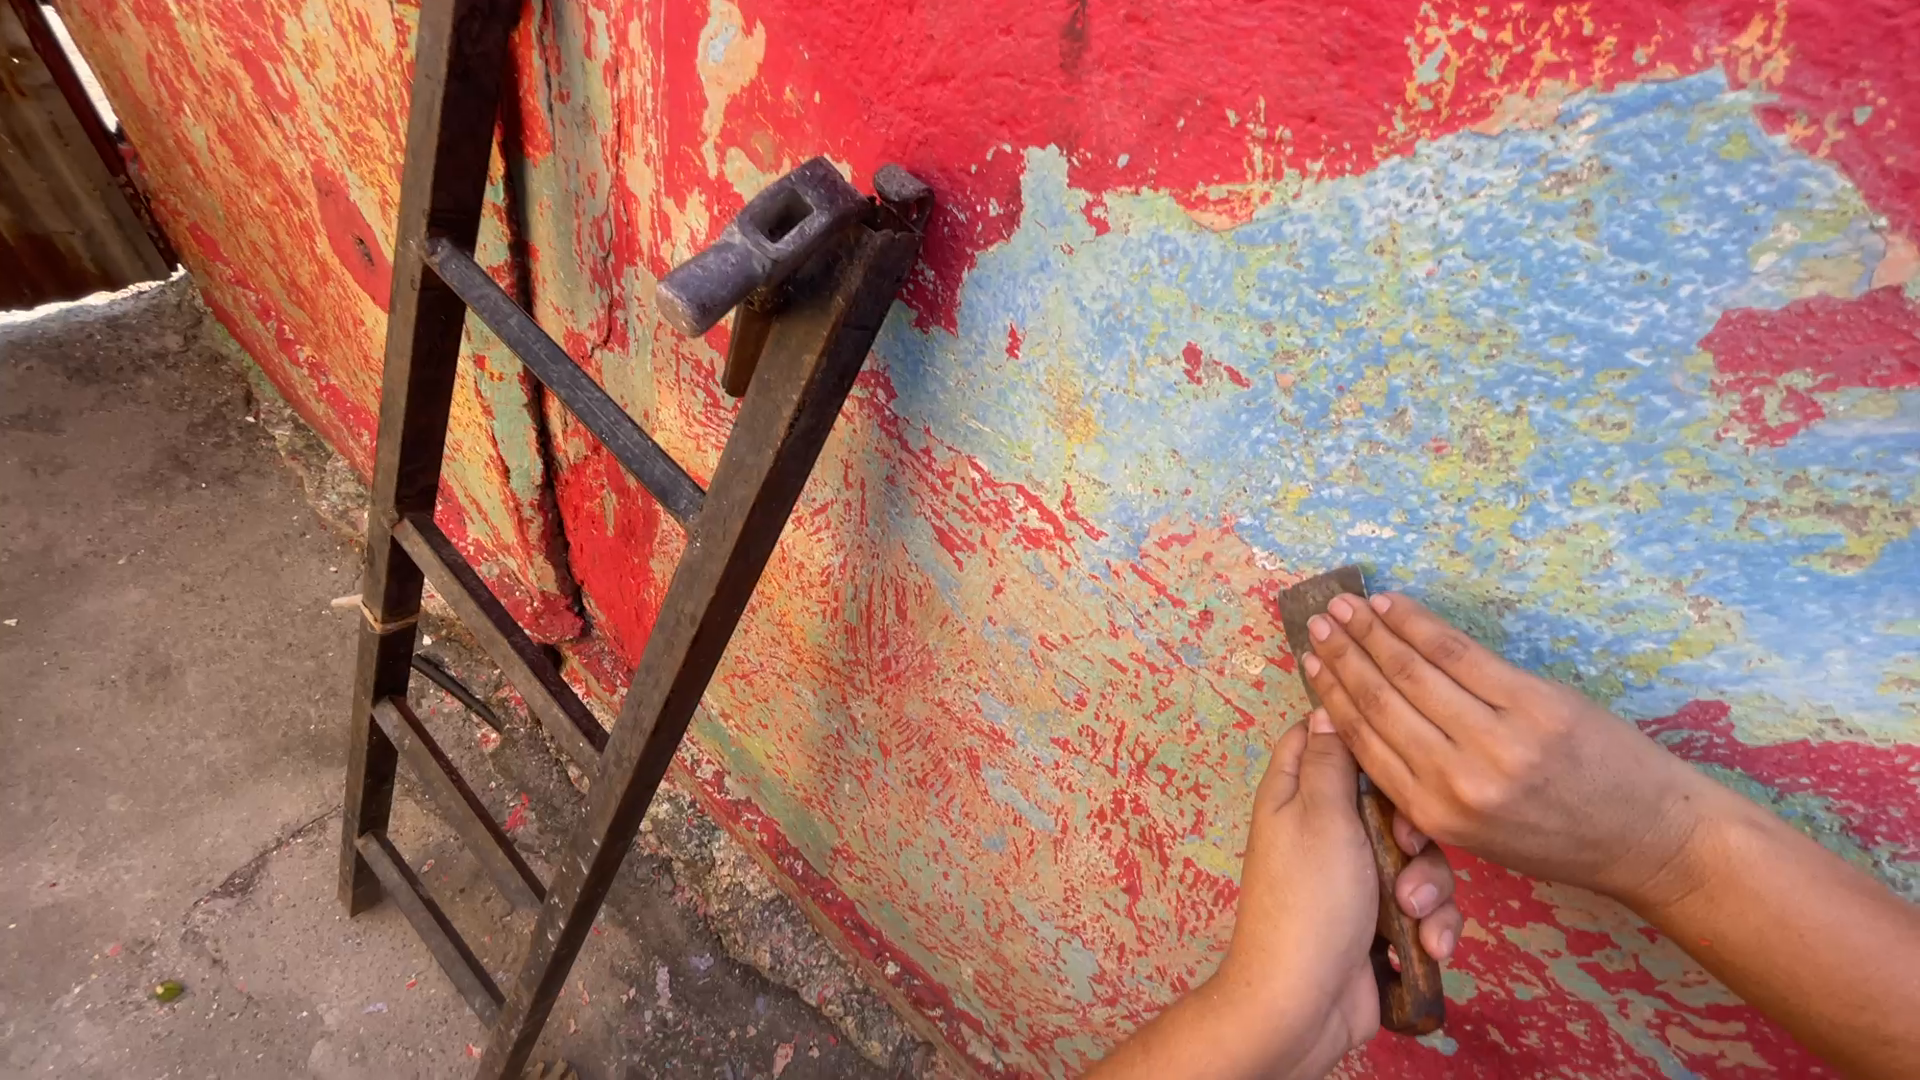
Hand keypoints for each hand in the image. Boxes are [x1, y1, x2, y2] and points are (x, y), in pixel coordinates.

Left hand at [1216, 711, 1460, 1075]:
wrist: (1306, 1000)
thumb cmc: (1310, 897)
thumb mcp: (1321, 816)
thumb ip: (1330, 762)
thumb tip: (1326, 708)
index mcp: (1293, 791)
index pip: (1325, 738)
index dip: (1364, 739)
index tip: (1400, 751)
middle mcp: (1320, 824)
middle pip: (1384, 797)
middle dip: (1411, 827)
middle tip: (1407, 846)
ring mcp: (1351, 871)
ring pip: (1412, 852)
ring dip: (1426, 885)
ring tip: (1415, 913)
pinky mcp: (1378, 914)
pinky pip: (1420, 901)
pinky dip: (1429, 923)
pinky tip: (1430, 947)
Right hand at [1299, 591, 1715, 905]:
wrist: (1656, 842)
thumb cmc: (1555, 838)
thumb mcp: (1471, 834)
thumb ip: (1413, 784)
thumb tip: (1356, 723)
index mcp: (1432, 813)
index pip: (1363, 736)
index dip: (1331, 691)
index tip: (1310, 661)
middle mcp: (1455, 777)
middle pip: (1379, 698)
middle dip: (1341, 653)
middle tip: (1317, 623)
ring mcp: (1497, 739)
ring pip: (1411, 670)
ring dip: (1369, 631)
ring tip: (1344, 607)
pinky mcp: (1535, 705)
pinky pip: (1459, 653)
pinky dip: (1418, 624)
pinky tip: (1392, 606)